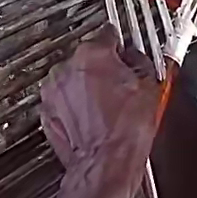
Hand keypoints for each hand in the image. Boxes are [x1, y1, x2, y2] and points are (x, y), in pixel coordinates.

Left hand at [39, 31, 156, 171]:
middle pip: (88, 57)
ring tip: (106, 106)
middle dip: (103, 68)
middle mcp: (67, 67)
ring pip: (73, 78)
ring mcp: (53, 88)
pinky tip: (92, 117)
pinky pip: (63, 99)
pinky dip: (74, 105)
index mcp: (93, 54)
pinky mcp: (47, 109)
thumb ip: (140, 61)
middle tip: (119, 86)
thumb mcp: (149, 86)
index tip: (122, 47)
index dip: (119, 43)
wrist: (106, 163)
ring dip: (86, 86)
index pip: (107, 34)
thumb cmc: (125, 130)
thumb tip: (135, 58)